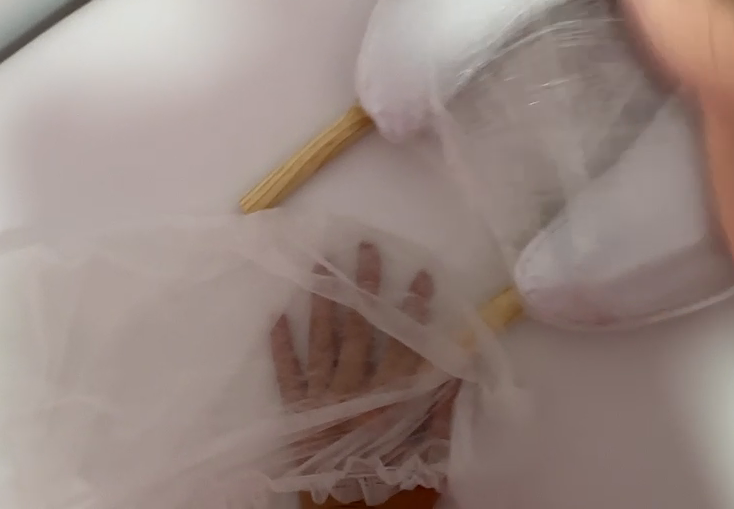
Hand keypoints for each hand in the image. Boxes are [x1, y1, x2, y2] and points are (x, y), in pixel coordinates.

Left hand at [269, 241, 456, 507]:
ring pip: (324, 340)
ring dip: (324, 301)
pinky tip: (275, 315)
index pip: (404, 344)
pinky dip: (280, 346)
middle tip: (364, 248)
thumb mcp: (430, 452)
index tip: (420, 276)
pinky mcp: (297, 412)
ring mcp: (322, 398)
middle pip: (360, 328)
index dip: (413, 310)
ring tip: (320, 265)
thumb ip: (442, 408)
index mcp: (388, 400)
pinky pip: (287, 374)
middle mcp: (354, 390)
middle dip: (364, 286)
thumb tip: (458, 364)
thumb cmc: (397, 484)